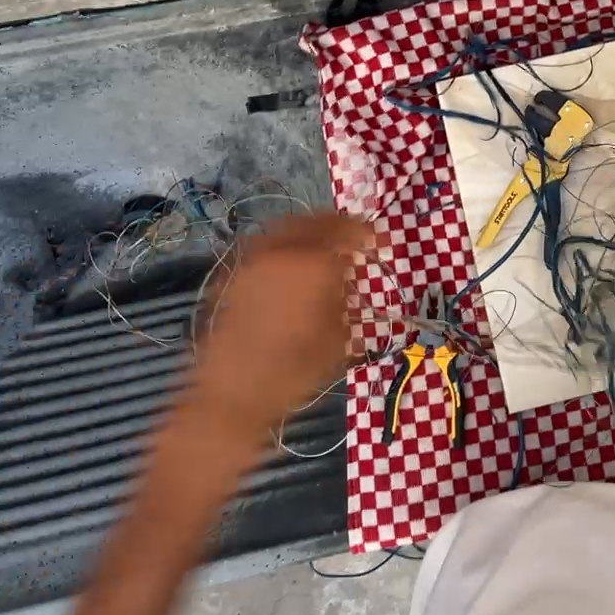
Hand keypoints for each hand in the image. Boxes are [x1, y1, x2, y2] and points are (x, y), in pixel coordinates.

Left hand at [189, 213, 374, 429]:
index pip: (348, 231)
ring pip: (287, 228)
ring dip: (310, 232)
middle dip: (338, 226)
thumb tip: (349, 280)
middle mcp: (283, 251)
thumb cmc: (295, 370)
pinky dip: (284, 247)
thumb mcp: (339, 336)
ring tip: (323, 247)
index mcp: (314, 262)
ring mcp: (254, 260)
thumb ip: (346, 298)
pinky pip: (265, 247)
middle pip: (316, 221)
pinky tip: (291, 264)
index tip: (380, 243)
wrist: (234, 393)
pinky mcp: (235, 274)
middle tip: (353, 238)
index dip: (368, 234)